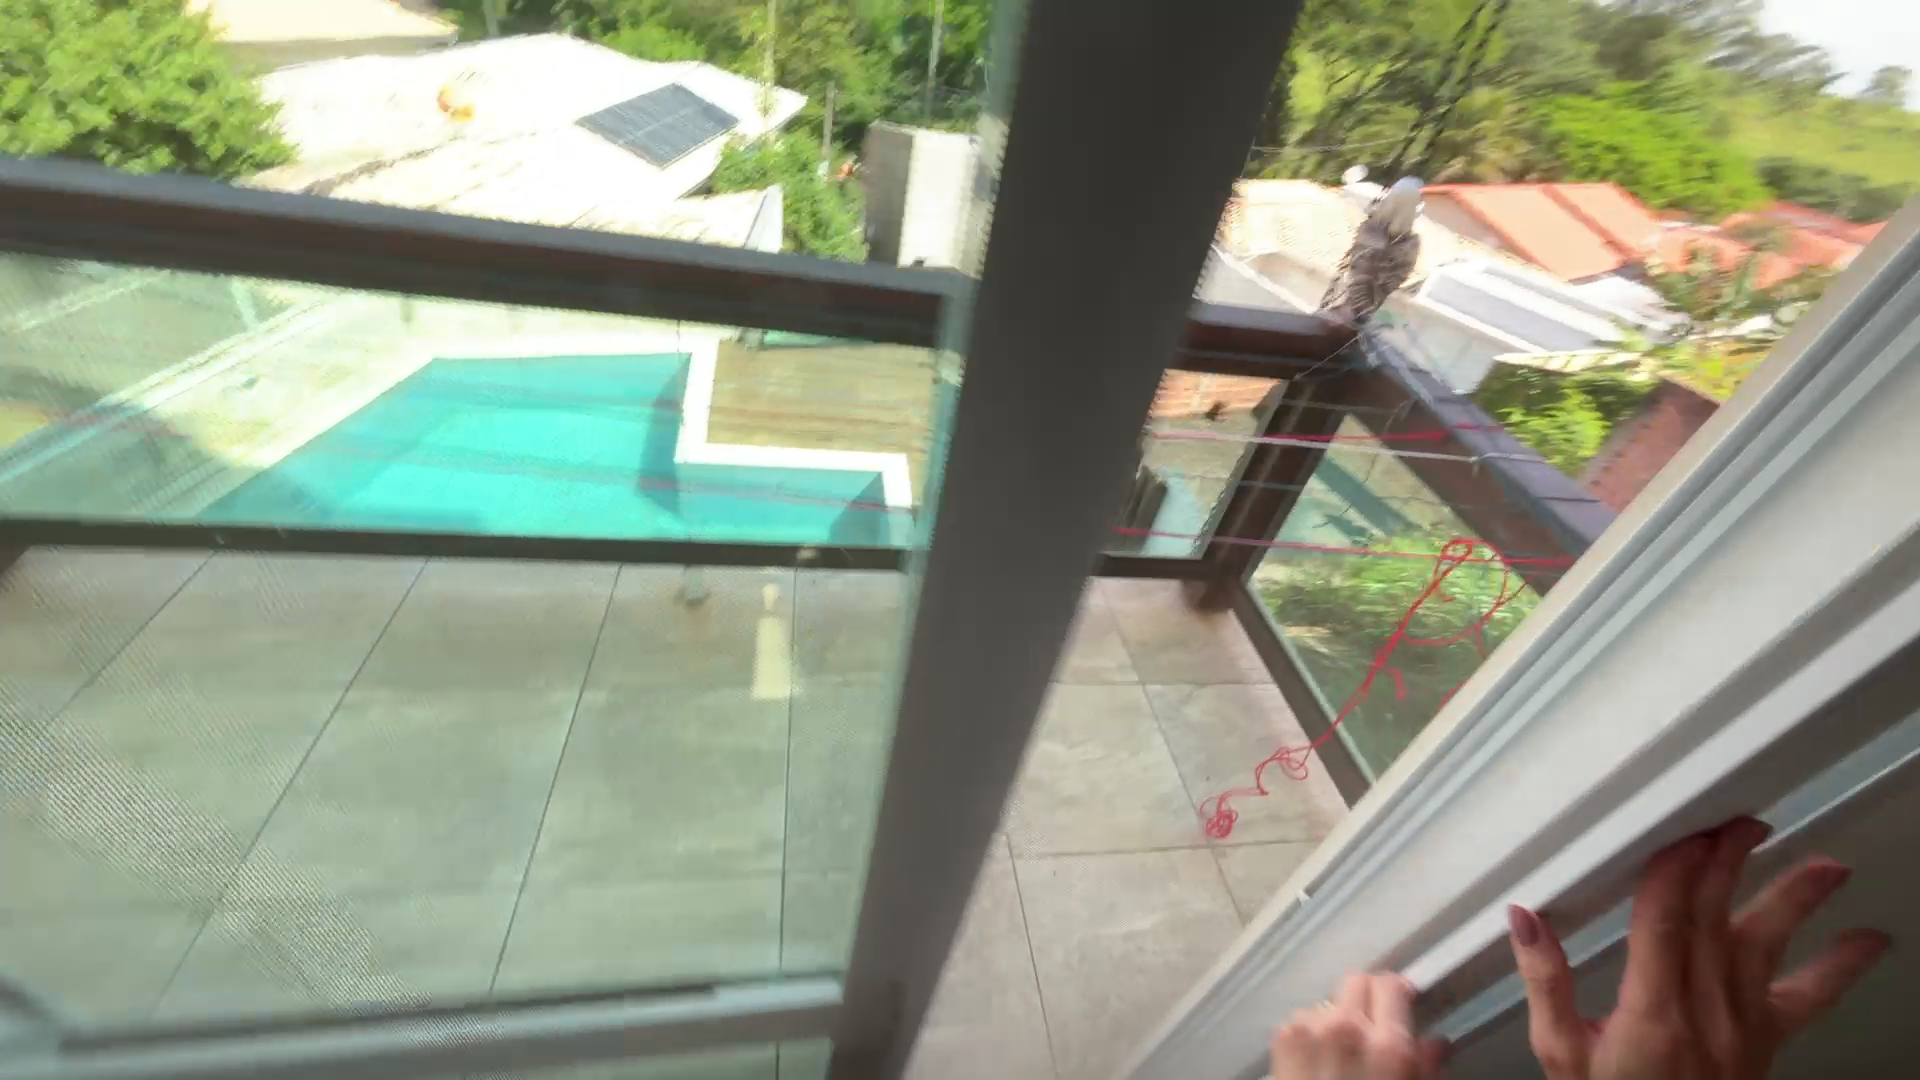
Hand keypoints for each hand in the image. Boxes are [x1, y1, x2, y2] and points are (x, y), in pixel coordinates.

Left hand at [1271, 972, 1447, 1079]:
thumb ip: (1426, 1069)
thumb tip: (1437, 1042)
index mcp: (1388, 1046)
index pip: (1390, 985)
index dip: (1398, 990)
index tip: (1403, 1000)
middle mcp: (1346, 1025)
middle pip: (1356, 981)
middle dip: (1369, 997)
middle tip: (1377, 1023)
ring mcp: (1308, 1026)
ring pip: (1330, 1002)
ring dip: (1340, 1018)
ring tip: (1346, 1054)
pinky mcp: (1282, 1036)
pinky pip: (1305, 1019)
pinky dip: (1315, 1032)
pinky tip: (1321, 1063)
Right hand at [1508, 818, 1891, 1079]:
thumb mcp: (1559, 1050)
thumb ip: (1544, 983)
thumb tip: (1524, 917)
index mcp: (1654, 1013)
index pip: (1666, 926)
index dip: (1675, 876)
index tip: (1683, 836)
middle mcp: (1710, 1016)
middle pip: (1717, 925)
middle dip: (1728, 869)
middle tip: (1742, 824)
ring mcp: (1745, 1030)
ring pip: (1766, 952)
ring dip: (1792, 905)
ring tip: (1824, 865)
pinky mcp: (1764, 1042)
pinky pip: (1804, 1001)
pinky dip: (1838, 970)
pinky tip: (1867, 941)